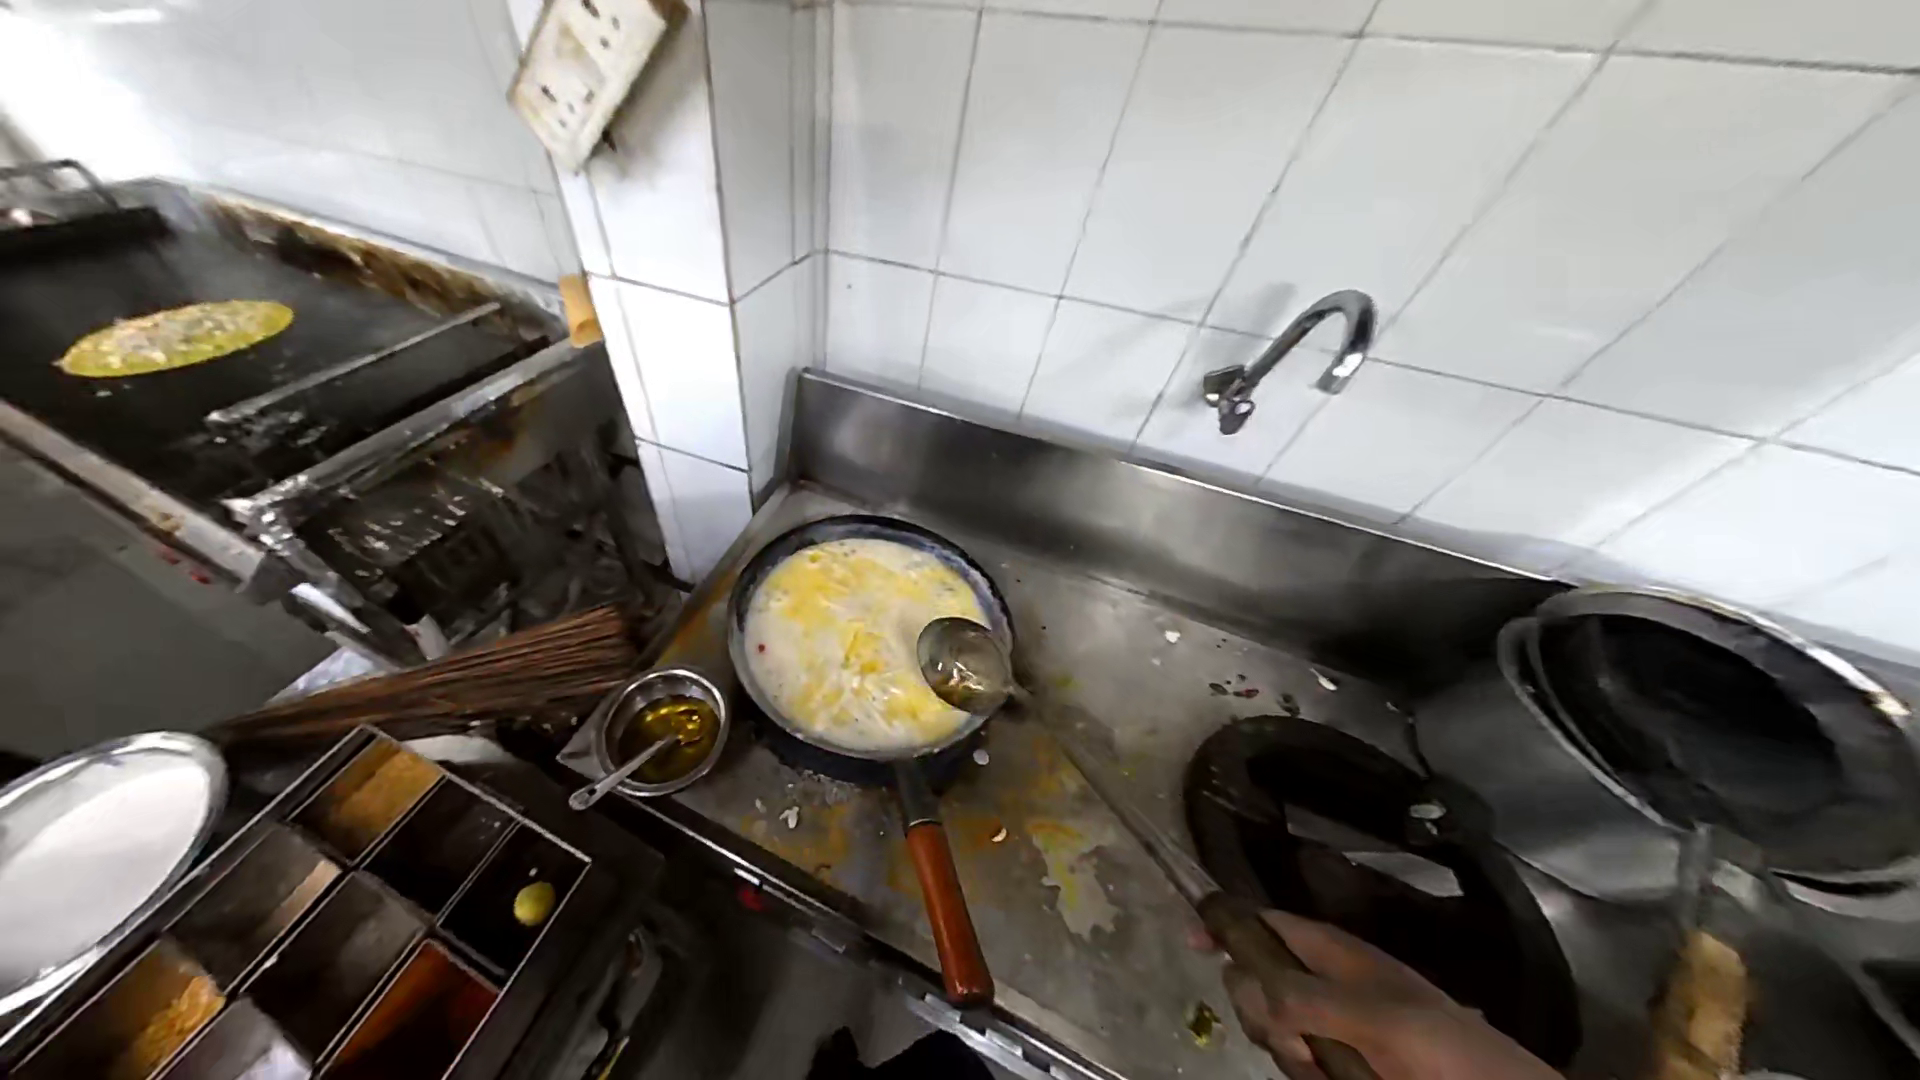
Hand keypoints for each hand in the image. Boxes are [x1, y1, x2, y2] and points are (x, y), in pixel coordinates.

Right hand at [1221, 909, 1560, 1079]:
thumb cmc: (1446, 1049)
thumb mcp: (1379, 1019)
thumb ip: (1307, 998)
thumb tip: (1243, 987)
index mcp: (1327, 950)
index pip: (1261, 920)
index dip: (1225, 922)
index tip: (1192, 940)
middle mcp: (1318, 980)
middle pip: (1252, 975)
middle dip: (1258, 1007)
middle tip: (1292, 1040)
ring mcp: (1326, 1022)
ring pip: (1267, 1020)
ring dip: (1281, 1046)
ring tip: (1321, 1070)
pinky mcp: (1334, 1061)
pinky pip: (1290, 1056)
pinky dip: (1296, 1068)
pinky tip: (1323, 1078)